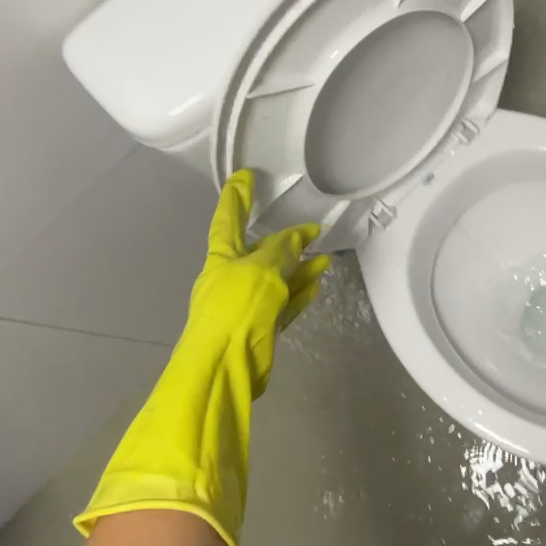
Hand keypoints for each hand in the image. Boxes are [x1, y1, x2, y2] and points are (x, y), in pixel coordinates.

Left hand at [72, 168, 329, 545]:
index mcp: (220, 258)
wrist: (224, 369)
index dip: (236, 196)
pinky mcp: (262, 327)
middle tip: (305, 223)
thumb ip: (281, 250)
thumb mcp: (262, 271)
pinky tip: (319, 279)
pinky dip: (301, 289)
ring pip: (278, 276)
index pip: (228, 218)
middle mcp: (231, 277)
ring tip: (324, 252)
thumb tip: (299, 235)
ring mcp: (247, 303)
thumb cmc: (235, 310)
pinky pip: (286, 301)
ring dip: (299, 264)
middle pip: (258, 249)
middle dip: (280, 237)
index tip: (243, 176)